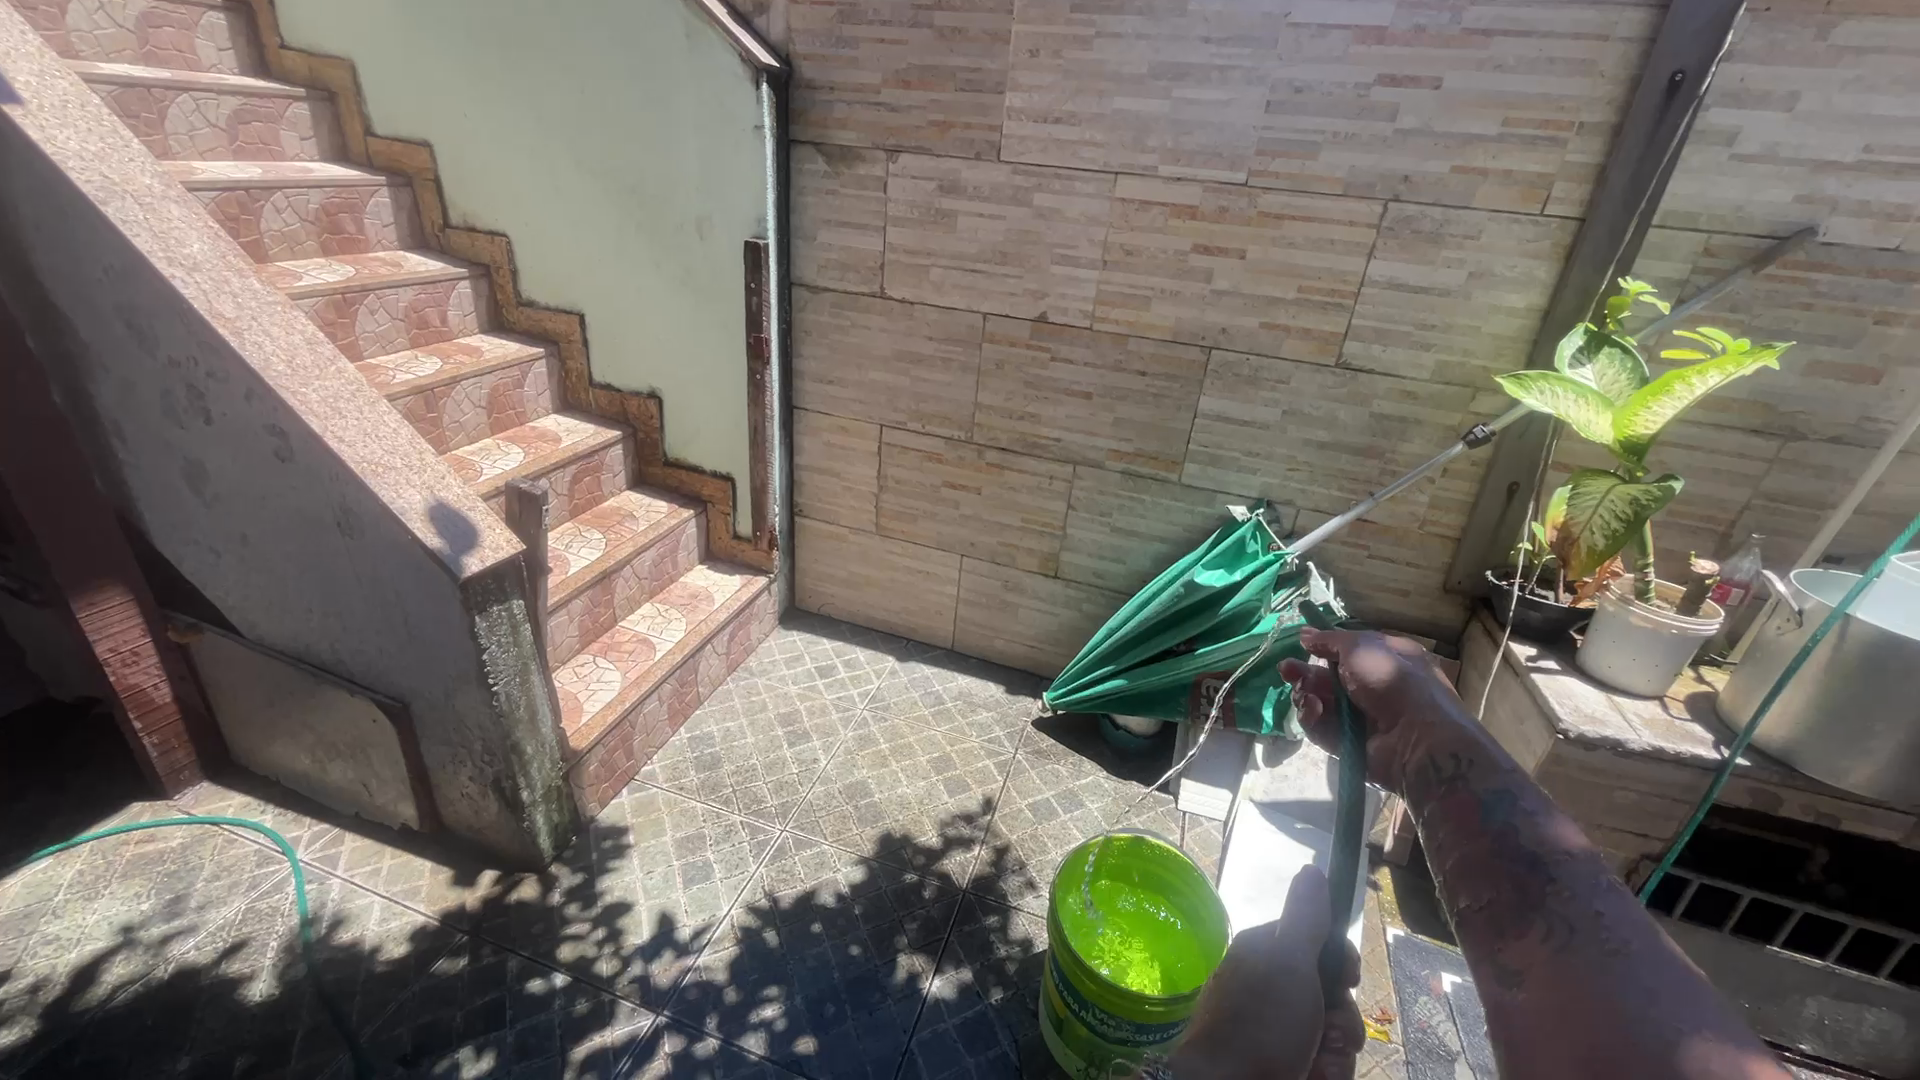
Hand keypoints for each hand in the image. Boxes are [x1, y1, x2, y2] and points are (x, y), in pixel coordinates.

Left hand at [1165, 867, 1361, 1079]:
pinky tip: (1311, 1077)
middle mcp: (1272, 989)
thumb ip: (1305, 918)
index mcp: (1267, 954)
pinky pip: (1328, 1067)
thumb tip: (1314, 869)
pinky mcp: (1289, 1066)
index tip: (1349, 977)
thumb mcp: (1286, 959)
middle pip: (1335, 995)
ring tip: (1315, 1062)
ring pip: (1336, 1037)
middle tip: (1324, 1030)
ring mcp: (1279, 1032)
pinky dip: (1326, 1075)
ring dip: (1336, 1054)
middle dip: (1342, 1019)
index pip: (1320, 944)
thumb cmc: (1259, 1022)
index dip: (1342, 962)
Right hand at [1278, 627, 1471, 796]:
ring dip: (1306, 695)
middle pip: (1326, 679)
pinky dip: (1313, 718)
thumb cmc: (1394, 681)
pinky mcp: (1347, 743)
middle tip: (1285, 670)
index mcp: (1385, 661)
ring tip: (1306, 695)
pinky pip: (1320, 727)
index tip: (1302, 644)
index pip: (1347, 653)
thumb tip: (1305, 634)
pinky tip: (1314, 710)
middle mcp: (1373, 689)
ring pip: (1319, 702)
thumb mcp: (1362, 647)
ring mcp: (1359, 718)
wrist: (1417, 738)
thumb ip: (1330, 640)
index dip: (1323, 649)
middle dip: (1303, 673)